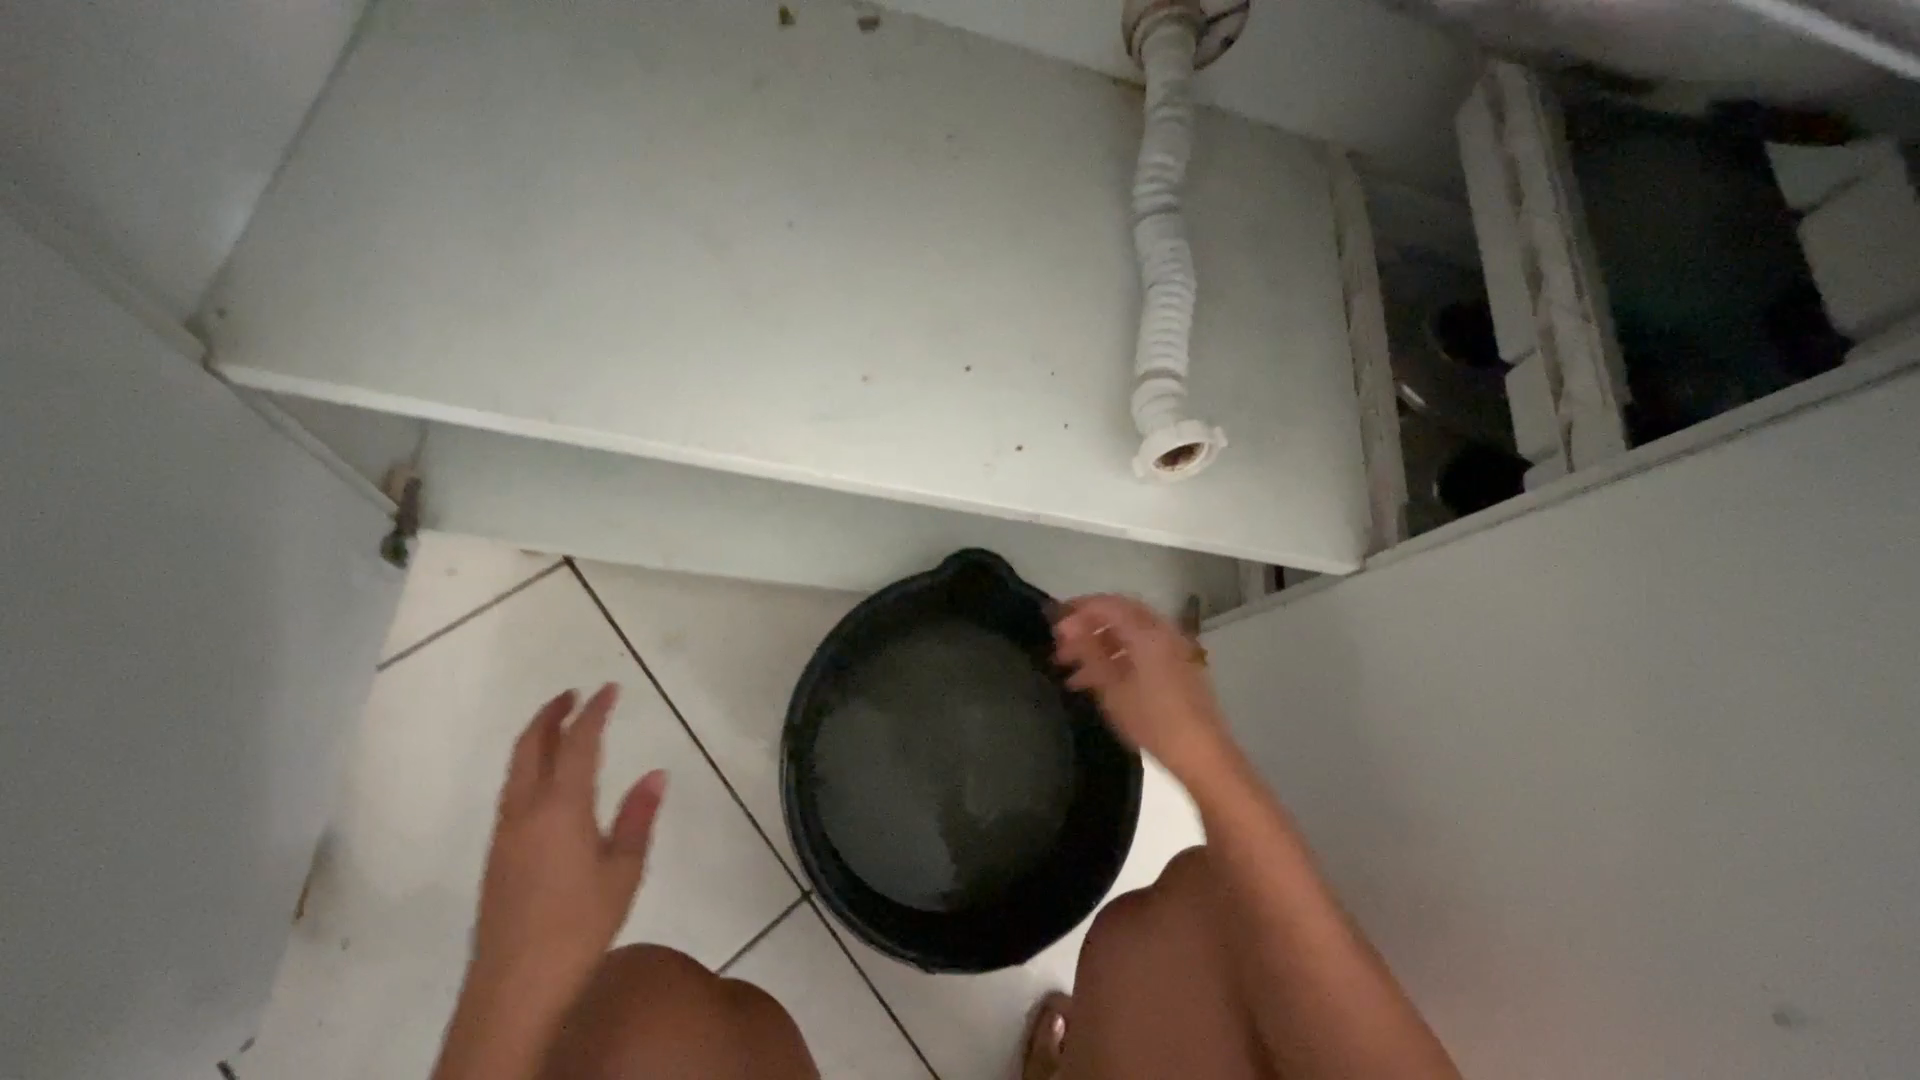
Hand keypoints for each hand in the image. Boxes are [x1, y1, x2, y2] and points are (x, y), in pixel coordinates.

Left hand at [468, 684, 667, 1008]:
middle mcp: (526, 811)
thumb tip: (656, 773)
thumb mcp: (624, 871)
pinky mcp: (497, 854)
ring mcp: (505, 832)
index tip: (609, 689)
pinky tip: (544, 780)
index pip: (577, 744)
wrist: (515, 982)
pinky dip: (527, 766)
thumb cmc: (580, 924)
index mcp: (562, 808)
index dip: (594, 712)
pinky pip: (511, 791)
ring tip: (558, 726)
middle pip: (531, 747)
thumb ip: (638, 817)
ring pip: (515, 768)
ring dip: (535, 738)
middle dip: (550, 714)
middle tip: (573, 694)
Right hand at [1053, 595, 1236, 782]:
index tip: (1053, 625)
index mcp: (1147, 632)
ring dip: (1101, 644)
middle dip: (1088, 625)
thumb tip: (1068, 627)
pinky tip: (1098, 681)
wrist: (1202, 752)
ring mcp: (1174, 648)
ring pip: (1130, 634)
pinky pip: (1142, 649)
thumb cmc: (1153, 721)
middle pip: (1120, 614)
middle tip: (1062, 643)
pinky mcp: (1179, 666)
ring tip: (1072, 668)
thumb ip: (1088, 652)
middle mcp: (1163, 631)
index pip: (1107, 604)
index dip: (1077, 610)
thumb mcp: (1112, 689)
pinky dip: (1119, 657)